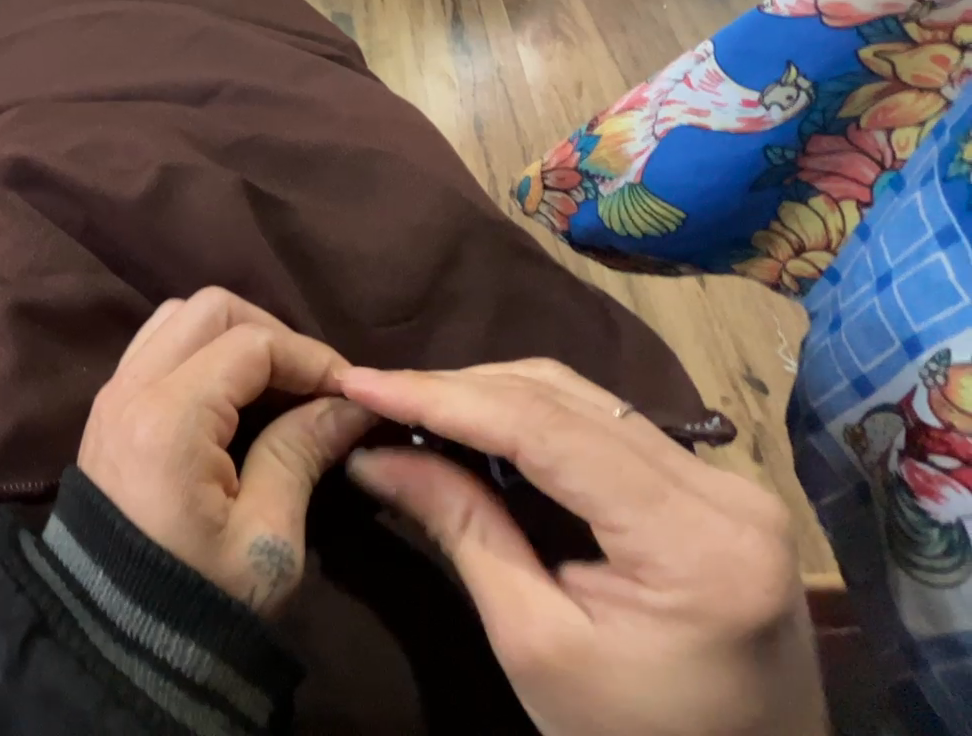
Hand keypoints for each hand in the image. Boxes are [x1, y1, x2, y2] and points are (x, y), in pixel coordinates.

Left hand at [78, 287, 373, 615]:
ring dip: (231, 336)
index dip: (309, 356)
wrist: (112, 632)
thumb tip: (347, 405)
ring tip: (275, 385)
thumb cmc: (196, 596)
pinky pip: (156, 344)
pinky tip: (233, 395)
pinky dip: (200, 350)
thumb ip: (300, 453)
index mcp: (168, 417)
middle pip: (207, 308)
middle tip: (311, 383)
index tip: (348, 392)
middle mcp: (131, 387)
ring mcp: (113, 391)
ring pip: (177, 317)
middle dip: (270, 333)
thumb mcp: (266, 538)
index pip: (250, 343)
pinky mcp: (109, 406)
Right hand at [339, 359, 824, 735]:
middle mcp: (723, 491)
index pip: (543, 429)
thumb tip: (370, 454)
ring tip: (407, 403)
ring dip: (481, 391)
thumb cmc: (629, 733)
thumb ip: (459, 528)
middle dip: (452, 387)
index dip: (441, 396)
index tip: (359, 383)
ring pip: (575, 394)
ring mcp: (722, 483)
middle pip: (560, 397)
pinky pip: (594, 417)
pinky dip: (518, 409)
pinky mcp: (707, 487)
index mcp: (694, 542)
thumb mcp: (531, 639)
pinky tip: (469, 419)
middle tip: (371, 393)